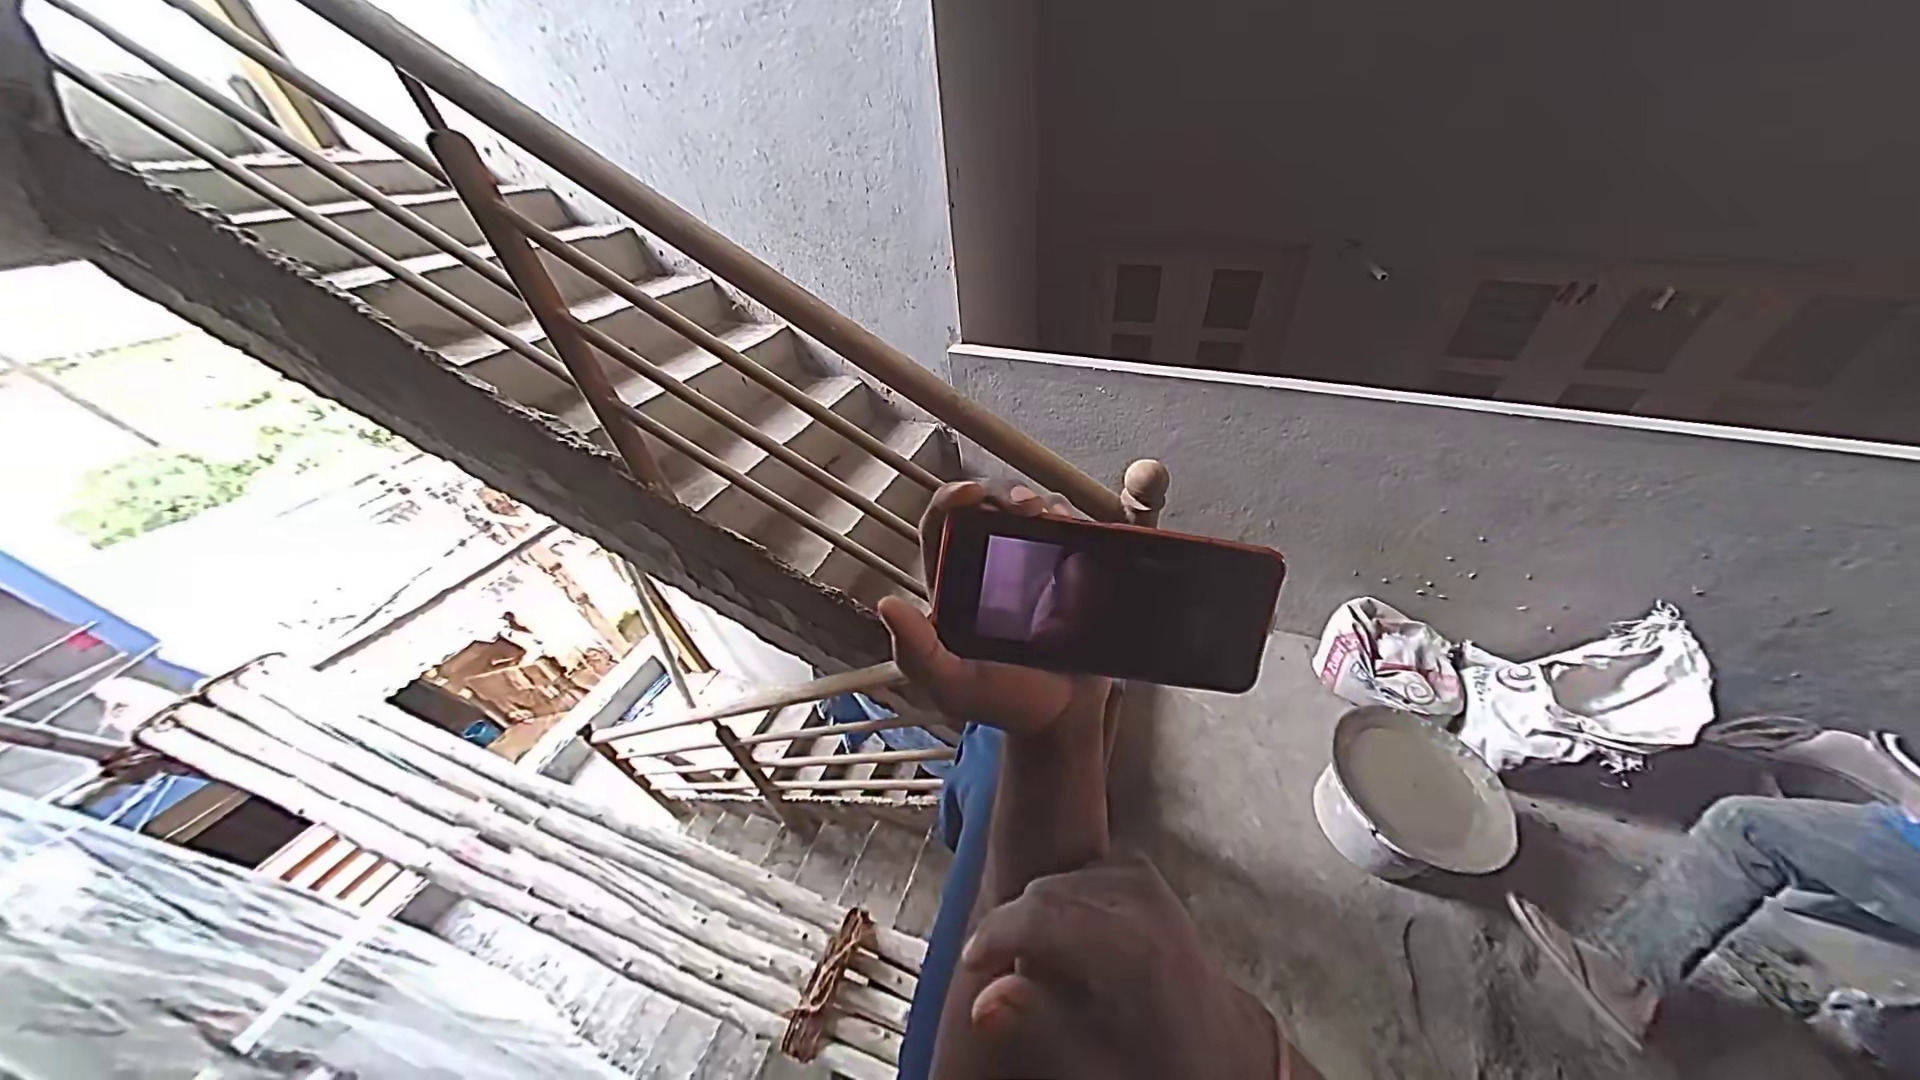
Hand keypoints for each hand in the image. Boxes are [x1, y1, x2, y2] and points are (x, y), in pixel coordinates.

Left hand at [877, 481, 1111, 743]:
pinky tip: (1073, 528)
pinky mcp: (1066, 572)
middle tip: (1023, 505)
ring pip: (1030, 515)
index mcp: (953, 584)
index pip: (941, 527)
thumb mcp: (950, 685)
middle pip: (988, 509)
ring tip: (1050, 516)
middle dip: (1002, 494)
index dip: (950, 502)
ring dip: (1040, 504)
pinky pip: (1068, 535)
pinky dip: (1071, 522)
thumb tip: (888, 605)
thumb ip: (917, 652)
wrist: (1062, 718)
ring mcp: (1030, 566)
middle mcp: (988, 566)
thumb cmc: (1001, 702)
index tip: (968, 493)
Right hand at [959, 854, 1283, 1079]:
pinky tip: (1069, 936)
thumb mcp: (1100, 1063)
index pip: (1045, 913)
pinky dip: (1060, 900)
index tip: (972, 961)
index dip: (998, 933)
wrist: (1216, 1042)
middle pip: (1047, 893)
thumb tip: (982, 1002)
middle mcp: (1144, 899)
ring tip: (1048, 965)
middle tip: (1014, 979)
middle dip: (1016, 930)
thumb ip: (1042, 1024)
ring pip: (1057, 879)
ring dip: (1037, 916)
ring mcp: (1144, 877)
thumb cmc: (1160, 1061)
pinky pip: (1076, 871)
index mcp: (1138, 947)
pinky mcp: (1139, 867)